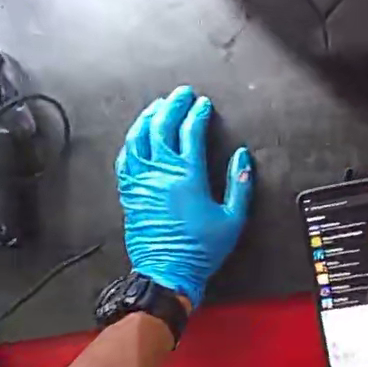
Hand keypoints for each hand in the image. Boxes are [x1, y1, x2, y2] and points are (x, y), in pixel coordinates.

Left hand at [114, 86, 252, 304]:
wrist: (168, 271)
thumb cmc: (199, 249)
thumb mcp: (232, 218)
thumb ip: (240, 184)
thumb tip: (242, 159)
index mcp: (187, 177)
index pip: (190, 132)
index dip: (198, 114)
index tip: (203, 105)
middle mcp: (161, 173)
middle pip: (162, 127)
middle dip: (173, 106)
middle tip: (181, 95)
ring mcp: (142, 181)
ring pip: (139, 137)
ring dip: (148, 117)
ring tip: (157, 106)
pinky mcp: (130, 191)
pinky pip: (125, 158)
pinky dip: (131, 141)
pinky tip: (136, 135)